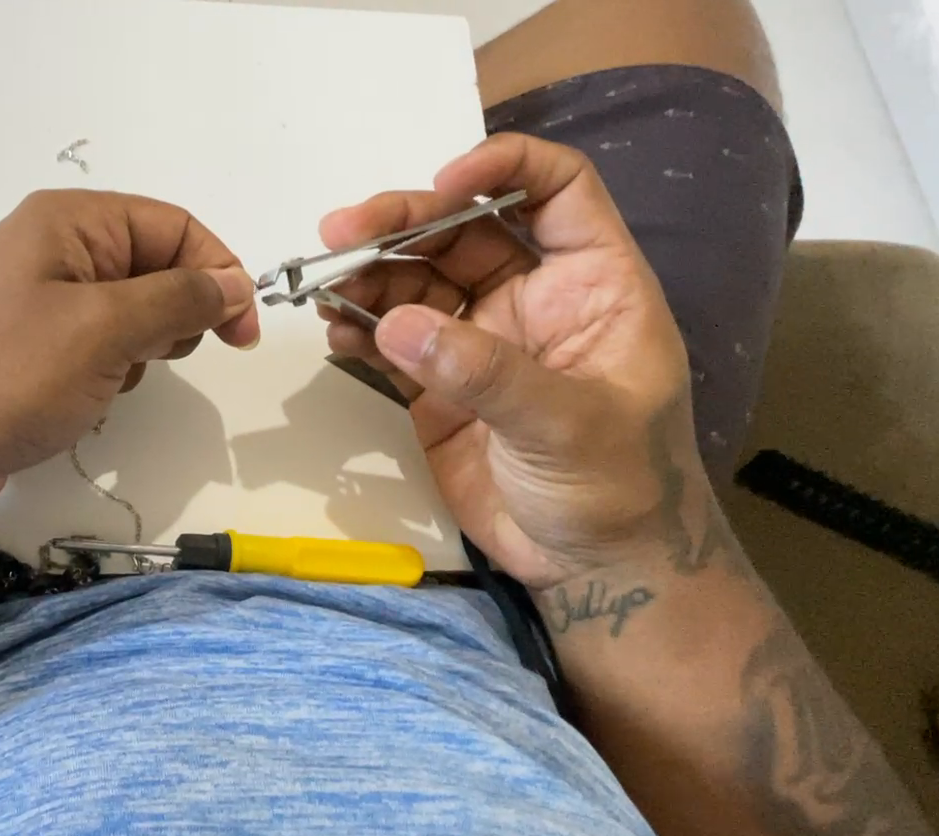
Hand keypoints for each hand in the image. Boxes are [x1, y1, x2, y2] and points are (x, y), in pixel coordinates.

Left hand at [0, 190, 259, 522]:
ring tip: (107, 383)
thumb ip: (178, 300)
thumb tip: (234, 283)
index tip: (243, 336)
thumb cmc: (8, 378)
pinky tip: (82, 402)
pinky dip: (104, 375)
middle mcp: (49, 253)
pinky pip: (90, 351)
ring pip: (123, 317)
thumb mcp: (104, 330)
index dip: (218, 273)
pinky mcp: (23, 355)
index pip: (172, 226)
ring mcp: (32, 306)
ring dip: (136, 353)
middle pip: (149, 268)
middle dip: (173, 316)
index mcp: (67, 221)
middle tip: (159, 360)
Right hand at [318, 134, 714, 588]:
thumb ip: (484, 371)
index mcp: (589, 285)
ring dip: (367, 280)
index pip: (555, 191)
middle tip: (337, 235)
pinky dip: (359, 333)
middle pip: (460, 233)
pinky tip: (335, 333)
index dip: (502, 169)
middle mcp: (527, 301)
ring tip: (323, 289)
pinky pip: (390, 344)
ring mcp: (474, 344)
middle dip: (401, 226)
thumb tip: (396, 324)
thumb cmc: (615, 485)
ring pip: (414, 286)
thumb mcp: (565, 423)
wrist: (586, 563)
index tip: (443, 182)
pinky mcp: (433, 389)